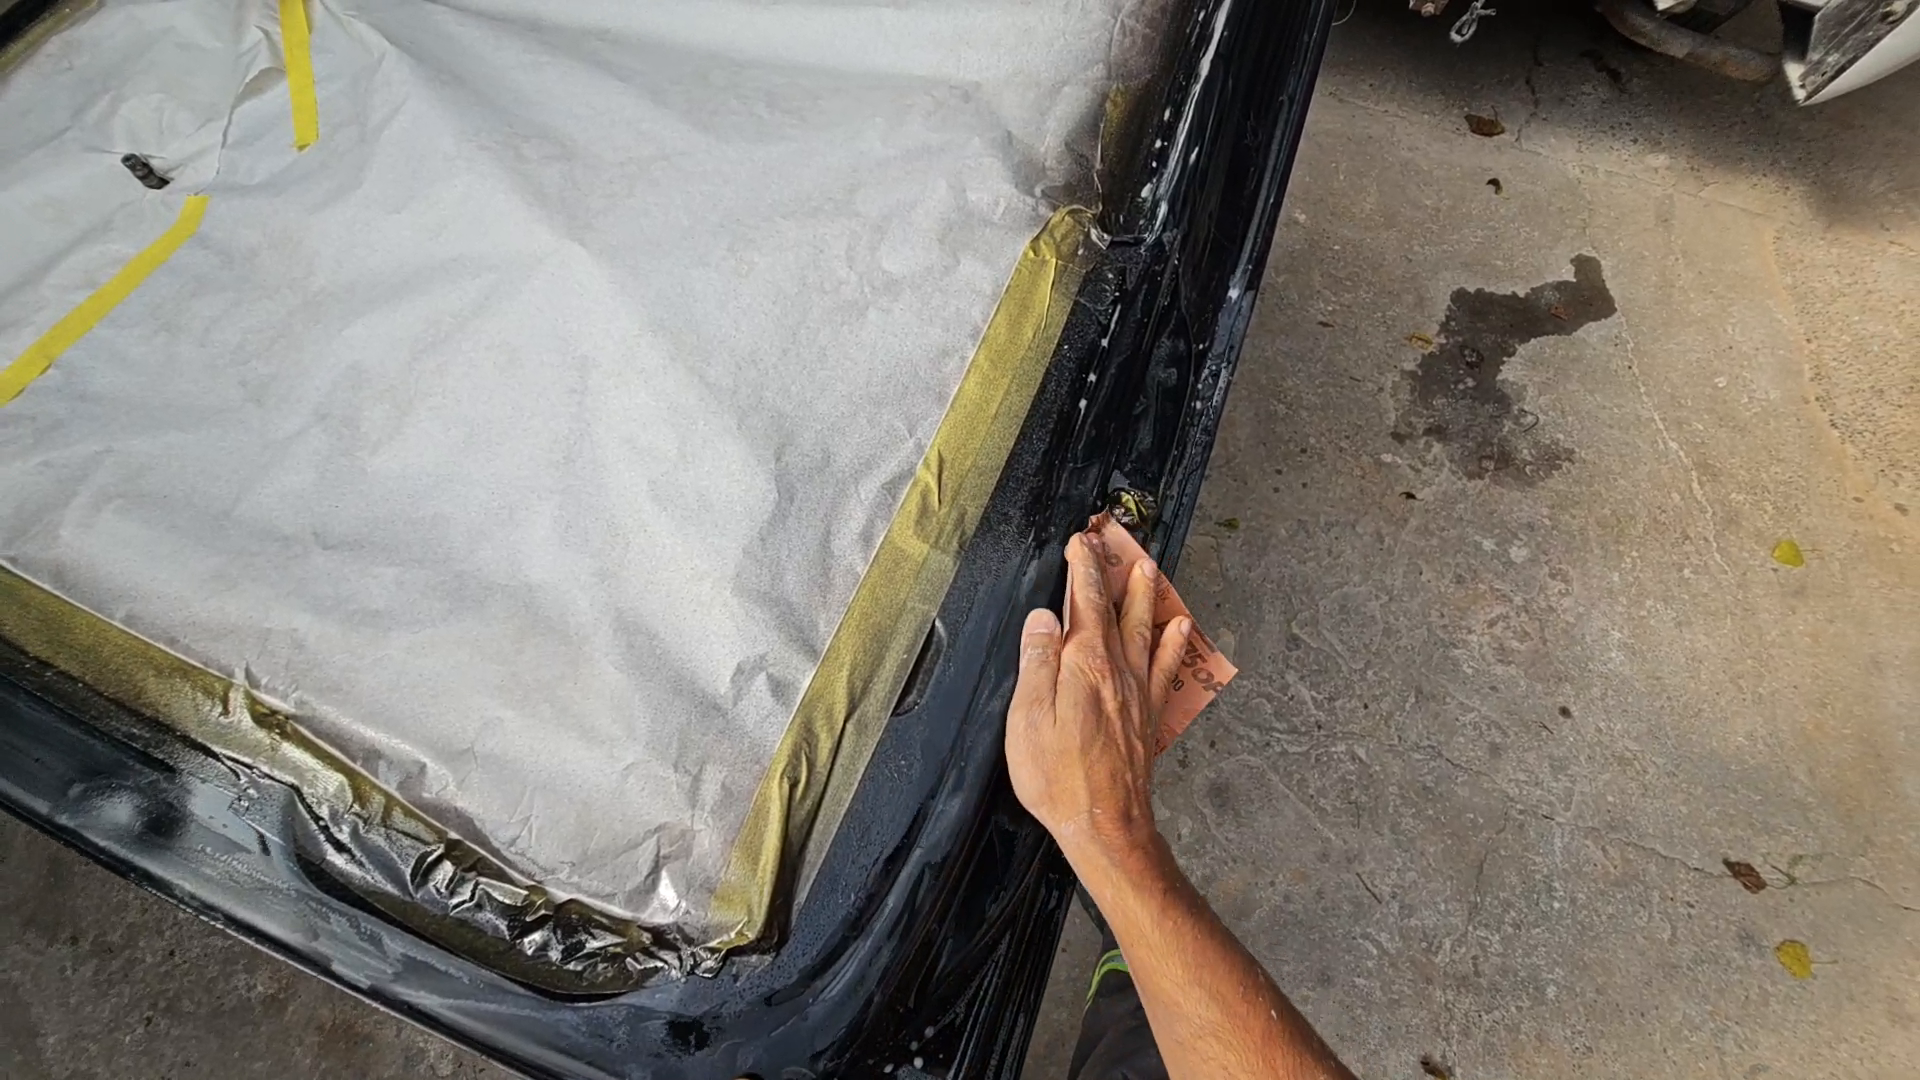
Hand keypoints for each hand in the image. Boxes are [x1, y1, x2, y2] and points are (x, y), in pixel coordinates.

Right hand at [1006, 530, 1192, 863]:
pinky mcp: (1146, 713)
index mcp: (1085, 664)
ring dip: (1145, 596)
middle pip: (1118, 607)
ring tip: (1149, 569)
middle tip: (1114, 542)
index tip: (1080, 543)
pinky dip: (1174, 644)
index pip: (1085, 601)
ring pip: (1145, 630)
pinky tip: (1180, 629)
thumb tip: (1044, 618)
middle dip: (1113, 570)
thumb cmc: (1058, 776)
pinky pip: (1165, 668)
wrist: (1105, 824)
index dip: (1083, 568)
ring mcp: (1137, 691)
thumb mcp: (1028, 719)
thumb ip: (1037, 662)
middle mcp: (1117, 669)